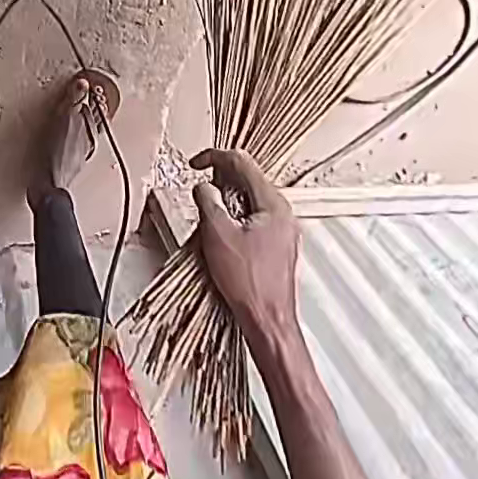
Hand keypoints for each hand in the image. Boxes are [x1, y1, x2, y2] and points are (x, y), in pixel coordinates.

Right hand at [191, 148, 300, 336]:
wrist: (267, 320)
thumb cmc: (248, 282)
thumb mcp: (218, 234)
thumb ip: (208, 201)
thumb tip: (202, 187)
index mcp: (273, 205)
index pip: (243, 163)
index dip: (214, 157)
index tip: (195, 164)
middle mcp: (282, 213)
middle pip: (248, 178)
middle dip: (220, 178)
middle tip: (199, 187)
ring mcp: (282, 229)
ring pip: (249, 197)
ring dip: (225, 197)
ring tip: (207, 210)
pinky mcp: (276, 243)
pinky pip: (252, 215)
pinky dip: (233, 213)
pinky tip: (220, 228)